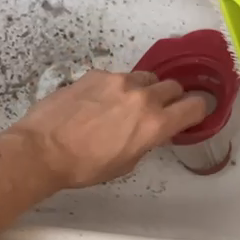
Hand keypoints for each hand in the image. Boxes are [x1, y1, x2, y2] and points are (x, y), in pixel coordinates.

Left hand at [3, 70, 209, 190]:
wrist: (42, 149)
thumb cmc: (84, 166)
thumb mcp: (126, 163)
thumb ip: (147, 140)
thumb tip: (151, 130)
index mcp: (155, 124)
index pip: (195, 106)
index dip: (198, 109)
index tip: (194, 112)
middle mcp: (143, 97)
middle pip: (173, 87)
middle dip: (171, 98)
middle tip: (159, 111)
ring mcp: (118, 81)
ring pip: (146, 78)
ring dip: (144, 90)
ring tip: (127, 105)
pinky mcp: (96, 74)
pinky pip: (118, 77)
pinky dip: (116, 87)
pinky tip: (99, 102)